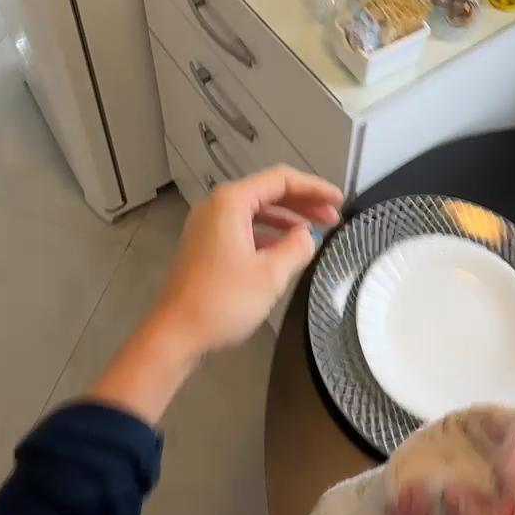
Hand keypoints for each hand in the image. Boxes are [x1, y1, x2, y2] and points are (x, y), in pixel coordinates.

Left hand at [151, 165, 344, 355]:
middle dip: (303, 202)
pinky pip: (244, 226)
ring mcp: (209, 224)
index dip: (314, 187)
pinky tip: (287, 248)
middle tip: (334, 217)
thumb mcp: (270, 275)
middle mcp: (217, 205)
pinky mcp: (206, 243)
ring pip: (256, 210)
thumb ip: (296, 248)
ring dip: (287, 218)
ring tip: (317, 232)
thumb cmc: (222, 301)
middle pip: (268, 192)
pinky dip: (268, 232)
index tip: (339, 200)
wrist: (175, 334)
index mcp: (231, 201)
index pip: (281, 180)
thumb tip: (308, 235)